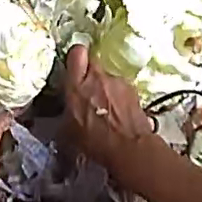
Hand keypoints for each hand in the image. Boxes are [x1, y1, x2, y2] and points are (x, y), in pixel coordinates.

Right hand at [62, 44, 158, 170]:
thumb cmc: (95, 142)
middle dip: (90, 73)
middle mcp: (98, 77)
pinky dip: (120, 96)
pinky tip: (120, 112)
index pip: (76, 52)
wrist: (130, 149)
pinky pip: (121, 87)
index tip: (75, 69)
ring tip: (108, 107)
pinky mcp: (133, 89)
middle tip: (89, 89)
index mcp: (77, 85)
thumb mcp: (69, 129)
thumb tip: (68, 107)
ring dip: (106, 86)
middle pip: (93, 62)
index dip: (76, 58)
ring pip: (108, 76)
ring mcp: (117, 82)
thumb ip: (68, 109)